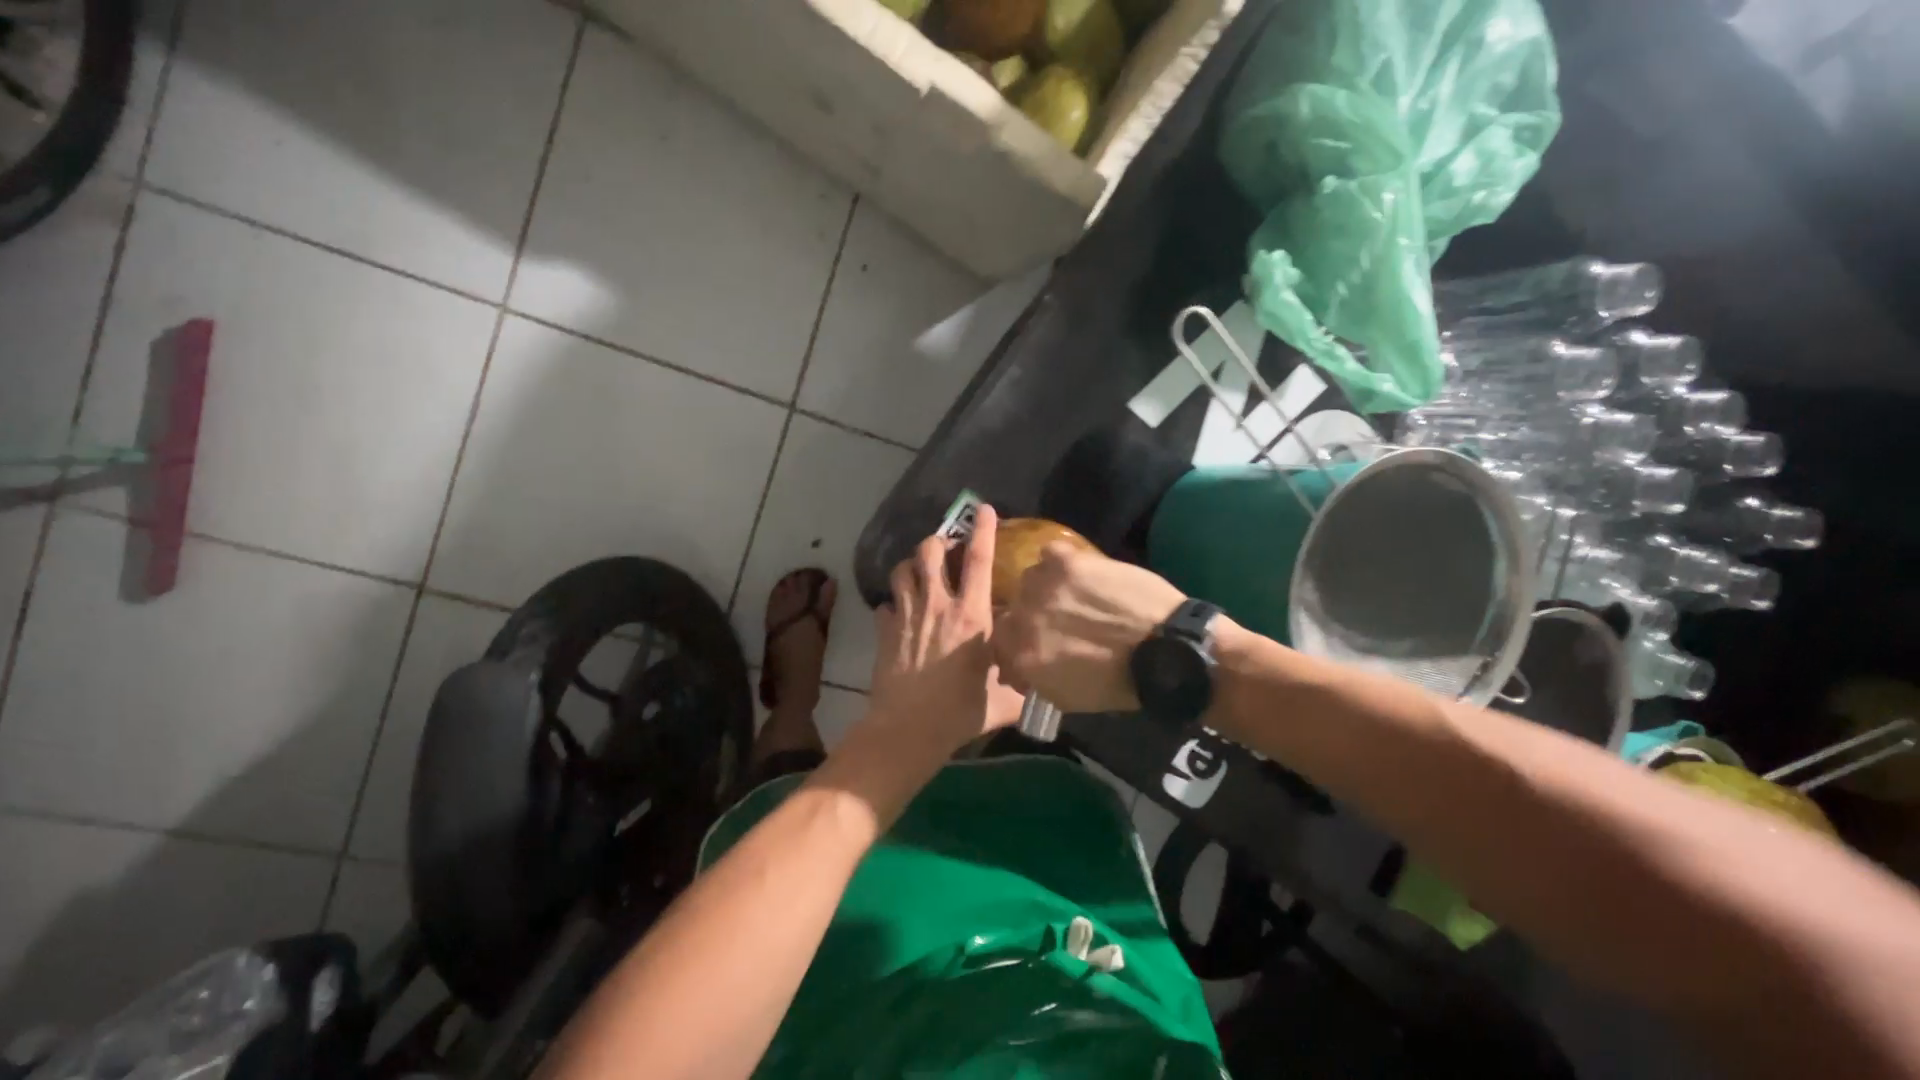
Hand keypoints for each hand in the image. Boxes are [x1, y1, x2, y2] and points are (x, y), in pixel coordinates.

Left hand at [860, 505, 1017, 760]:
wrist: (907, 731)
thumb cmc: (960, 713)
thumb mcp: (1002, 701)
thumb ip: (1021, 686)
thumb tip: (1037, 682)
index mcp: (972, 615)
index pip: (979, 559)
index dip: (982, 529)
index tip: (984, 510)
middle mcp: (937, 605)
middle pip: (930, 551)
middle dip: (939, 542)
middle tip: (948, 550)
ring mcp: (907, 615)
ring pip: (903, 569)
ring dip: (913, 564)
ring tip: (922, 572)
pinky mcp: (884, 631)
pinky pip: (886, 602)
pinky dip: (895, 601)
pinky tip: (902, 612)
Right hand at [993, 542, 1186, 712]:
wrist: (1168, 648)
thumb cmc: (1120, 683)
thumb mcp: (1066, 698)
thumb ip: (1034, 680)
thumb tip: (1020, 669)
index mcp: (1021, 656)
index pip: (1000, 641)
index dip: (1017, 641)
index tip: (1034, 642)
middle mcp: (1023, 618)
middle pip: (1013, 608)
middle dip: (1030, 615)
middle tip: (1057, 619)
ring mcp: (1043, 586)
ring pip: (1030, 579)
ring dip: (1045, 588)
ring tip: (1071, 594)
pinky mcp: (1068, 561)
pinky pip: (1050, 554)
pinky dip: (1061, 563)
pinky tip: (1080, 572)